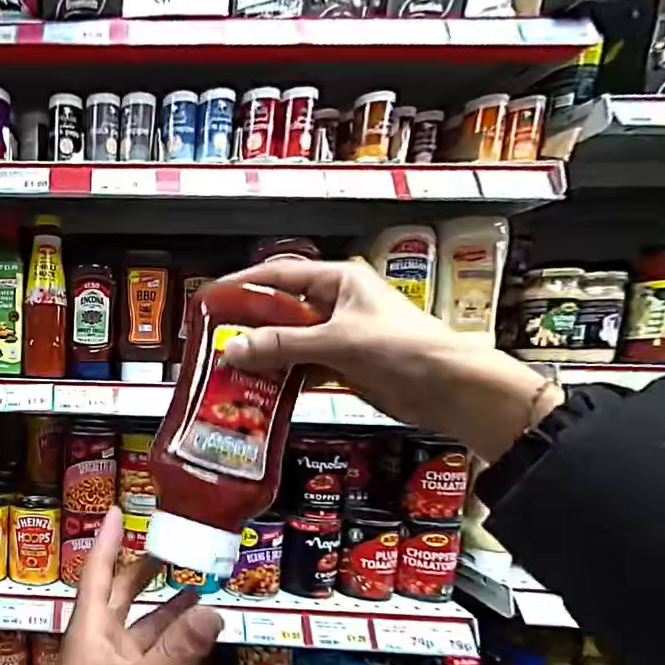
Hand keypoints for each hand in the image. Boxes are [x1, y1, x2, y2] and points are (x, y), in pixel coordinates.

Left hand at [32, 507, 222, 664]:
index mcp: (89, 628)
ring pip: (139, 625)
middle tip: (173, 546)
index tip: (118, 510)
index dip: (106, 539)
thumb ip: (178, 650)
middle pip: (119, 593)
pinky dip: (170, 641)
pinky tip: (194, 634)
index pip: (97, 571)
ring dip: (166, 607)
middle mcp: (96, 639)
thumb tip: (215, 611)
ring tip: (198, 585)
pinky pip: (148, 653)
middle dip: (143, 569)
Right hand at [216, 259, 561, 461]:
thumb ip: (284, 345)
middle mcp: (334, 305)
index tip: (213, 297)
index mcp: (338, 281)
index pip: (280, 274)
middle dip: (248, 326)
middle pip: (278, 311)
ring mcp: (336, 336)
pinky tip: (259, 387)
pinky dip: (280, 376)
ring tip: (230, 368)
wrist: (451, 389)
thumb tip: (234, 348)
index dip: (244, 283)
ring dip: (263, 355)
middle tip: (215, 340)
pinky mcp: (339, 364)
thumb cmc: (409, 348)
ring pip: (286, 342)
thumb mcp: (340, 340)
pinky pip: (298, 367)